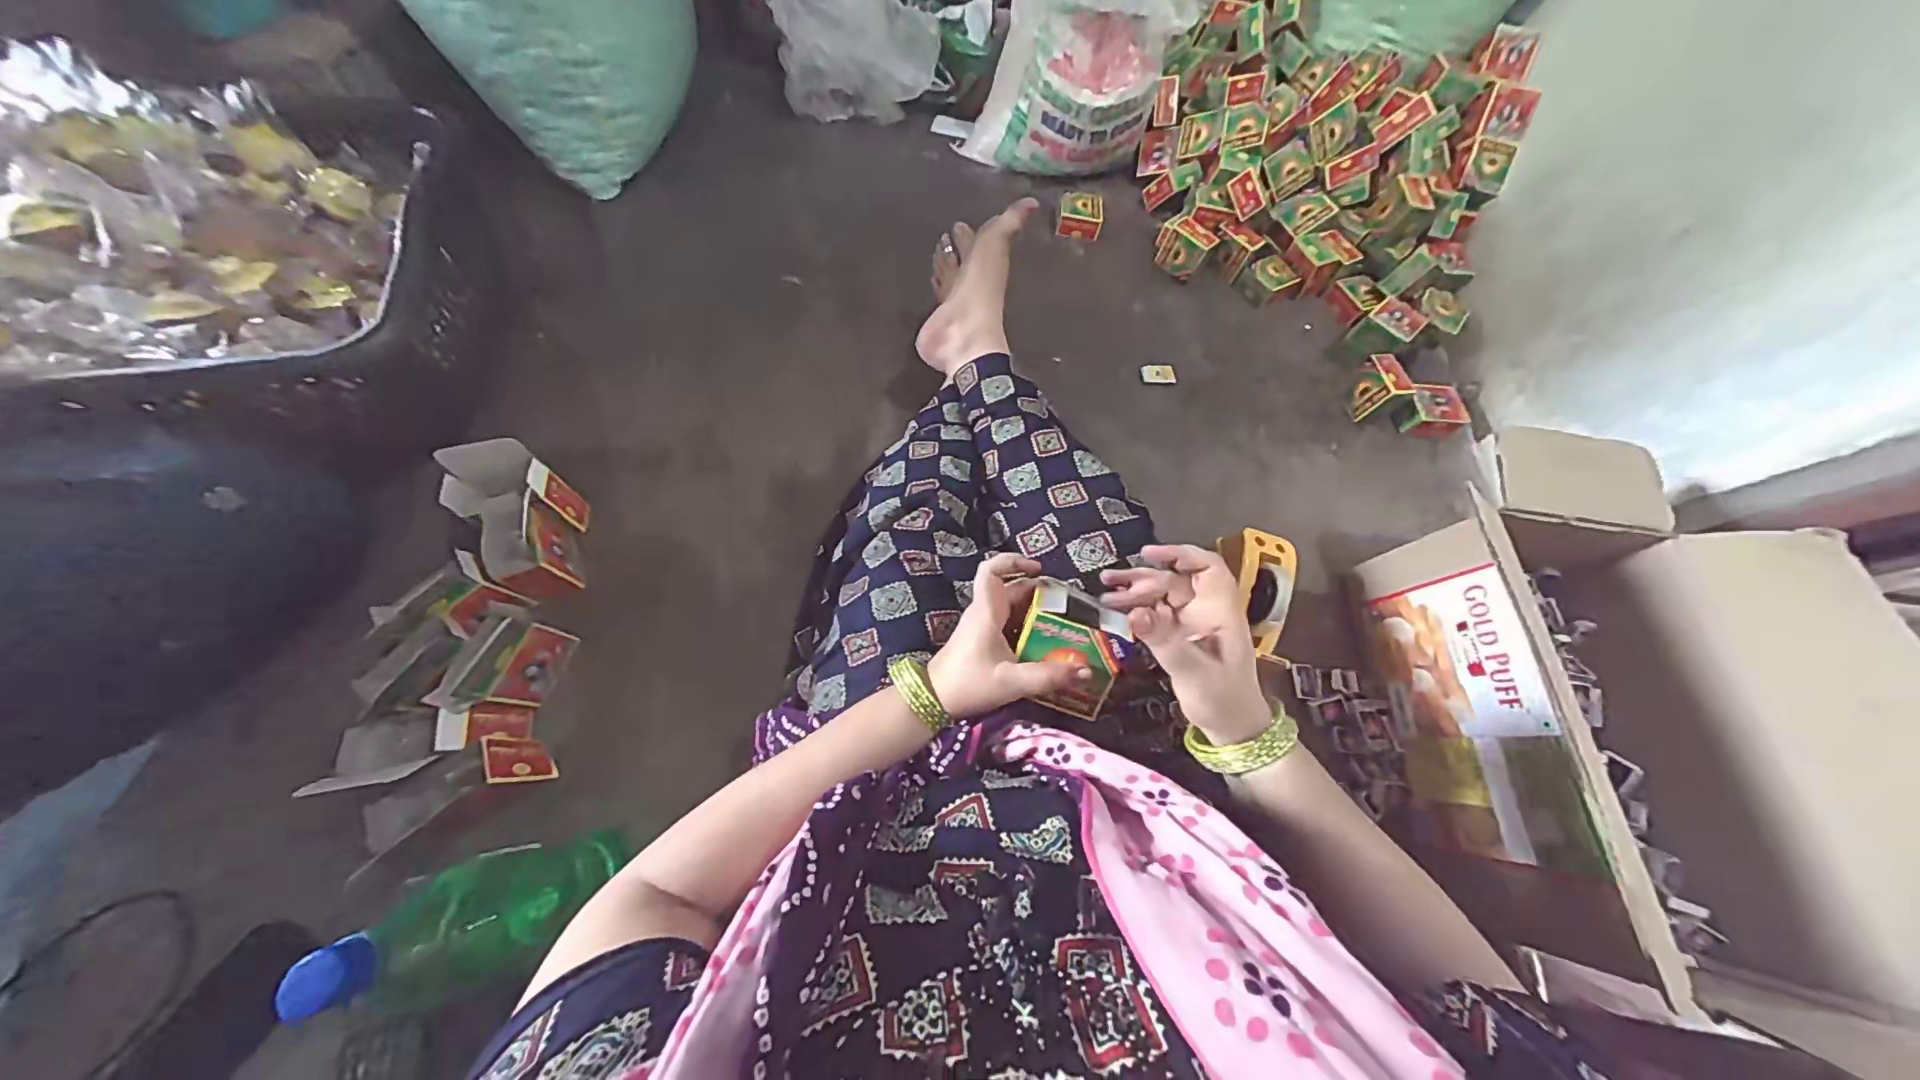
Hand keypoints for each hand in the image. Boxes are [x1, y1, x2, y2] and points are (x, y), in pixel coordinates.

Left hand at [926, 554, 1090, 718]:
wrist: (934, 700)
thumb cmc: (968, 684)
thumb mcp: (1011, 682)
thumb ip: (1048, 676)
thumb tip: (1085, 670)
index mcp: (986, 611)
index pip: (991, 570)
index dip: (1013, 562)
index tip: (1039, 570)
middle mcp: (983, 613)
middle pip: (1010, 589)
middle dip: (1038, 593)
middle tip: (1066, 606)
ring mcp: (981, 626)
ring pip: (1011, 607)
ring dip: (1034, 611)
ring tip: (1062, 624)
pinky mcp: (982, 640)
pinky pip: (1008, 623)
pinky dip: (1026, 627)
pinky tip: (1044, 643)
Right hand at [1100, 544, 1269, 742]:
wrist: (1232, 730)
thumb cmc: (1223, 699)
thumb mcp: (1194, 672)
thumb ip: (1165, 641)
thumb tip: (1135, 613)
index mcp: (1220, 612)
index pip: (1207, 567)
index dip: (1180, 553)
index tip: (1148, 554)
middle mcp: (1206, 612)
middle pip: (1175, 581)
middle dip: (1143, 578)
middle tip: (1111, 583)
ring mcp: (1192, 626)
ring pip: (1162, 597)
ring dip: (1135, 593)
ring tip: (1107, 596)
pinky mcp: (1180, 639)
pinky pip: (1156, 616)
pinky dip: (1137, 611)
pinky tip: (1119, 614)